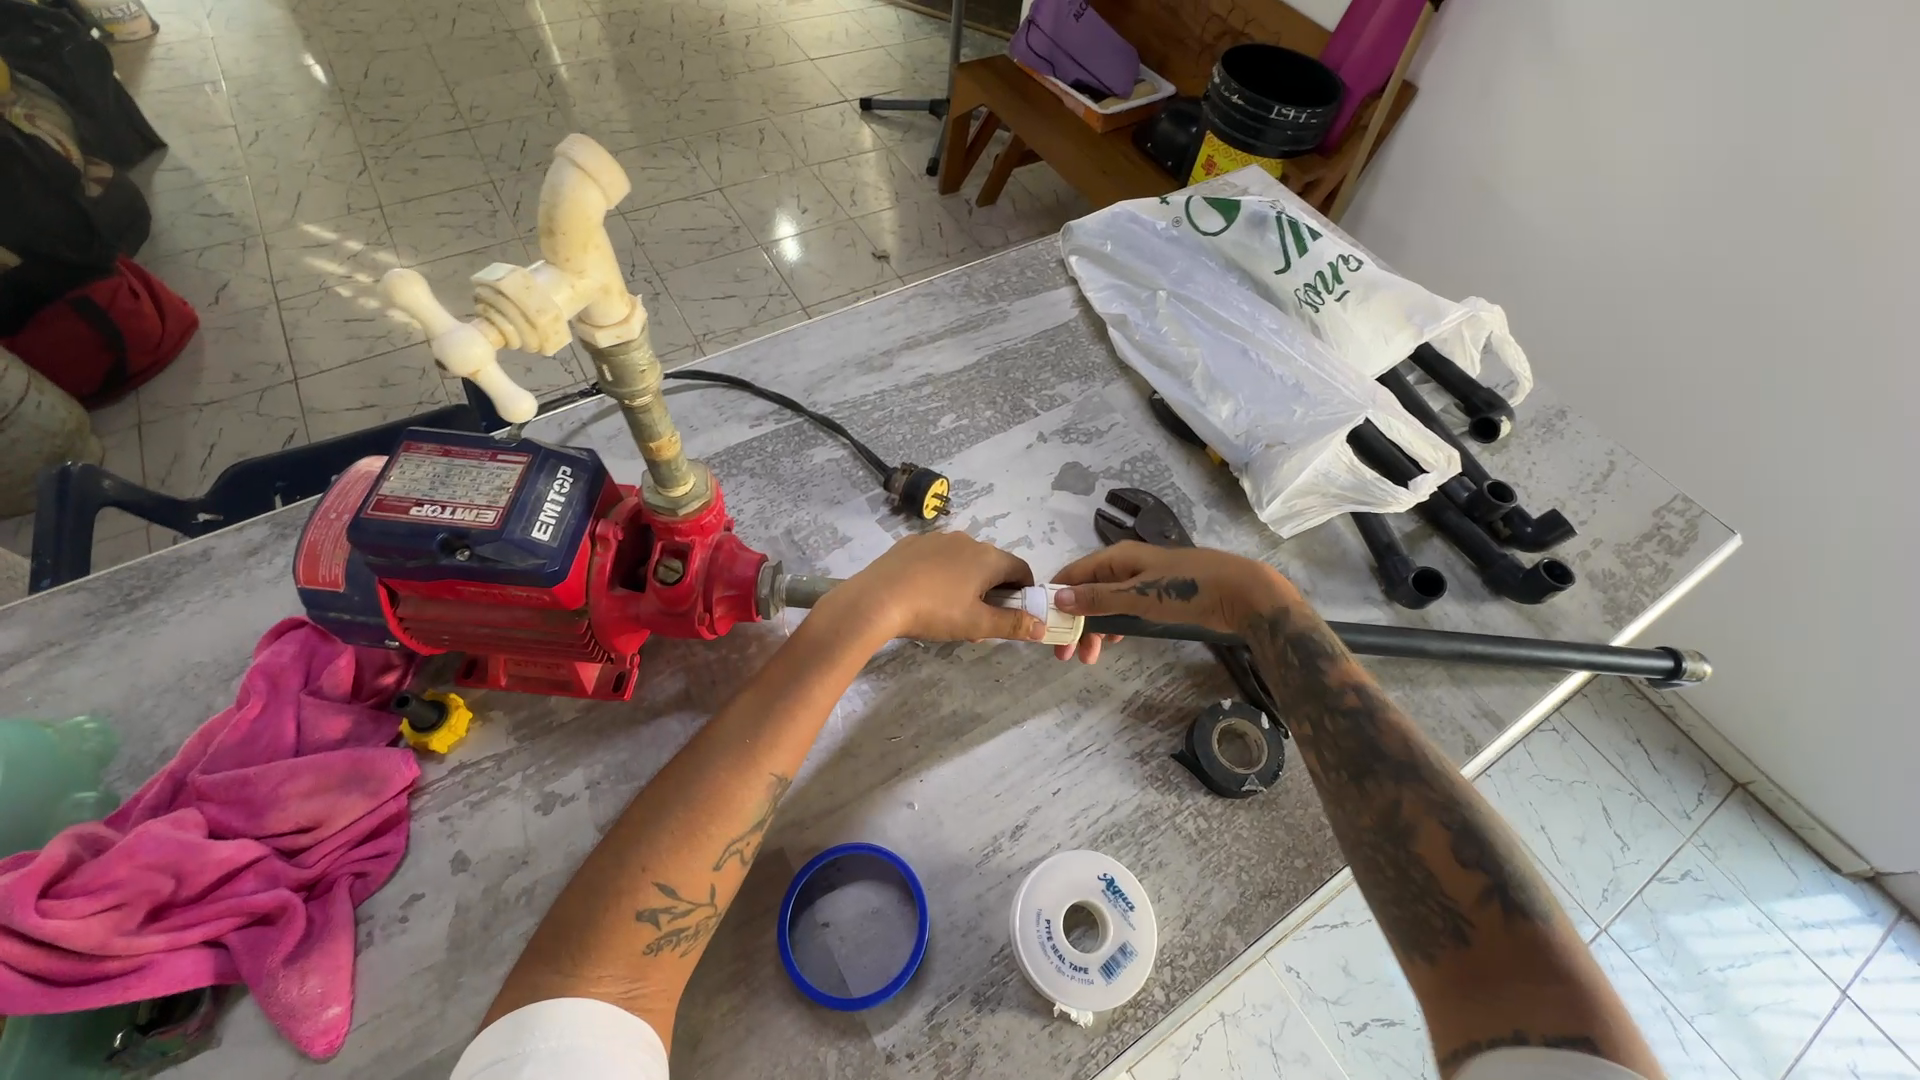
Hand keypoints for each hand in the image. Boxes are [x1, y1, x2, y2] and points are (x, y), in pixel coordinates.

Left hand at [831, 532, 1046, 643]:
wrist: (876, 599)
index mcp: (988, 557)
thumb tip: (1042, 626)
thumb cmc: (934, 612)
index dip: (1024, 591)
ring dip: (967, 582)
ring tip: (949, 612)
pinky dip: (940, 573)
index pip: (1021, 569)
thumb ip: (1013, 624)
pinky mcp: (911, 543)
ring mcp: (936, 538)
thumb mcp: (977, 625)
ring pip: (963, 561)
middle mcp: (966, 540)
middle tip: (980, 622)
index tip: (1017, 613)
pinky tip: (924, 594)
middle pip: (992, 565)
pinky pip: (937, 557)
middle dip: (993, 591)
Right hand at [1050, 542, 1297, 653]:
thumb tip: (1057, 598)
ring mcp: (1145, 582)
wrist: (1244, 594)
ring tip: (1091, 657)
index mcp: (1118, 558)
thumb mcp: (1139, 596)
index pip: (1073, 574)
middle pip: (1088, 592)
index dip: (1055, 597)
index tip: (1043, 626)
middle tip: (1066, 655)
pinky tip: (1115, 643)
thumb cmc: (1188, 590)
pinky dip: (1115, 626)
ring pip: (1107, 604)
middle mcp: (1127, 566)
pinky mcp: (1161, 598)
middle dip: (1074, 621)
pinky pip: (1126, 610)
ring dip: (1094, 628)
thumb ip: (1098, 598)